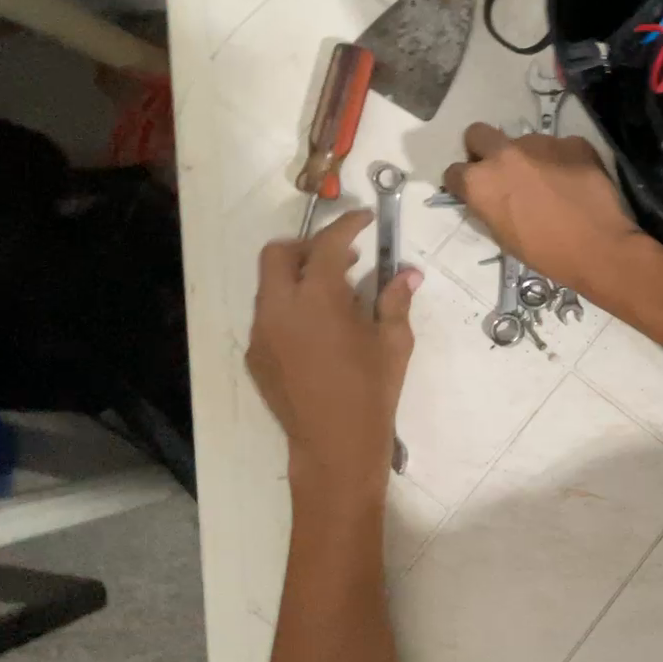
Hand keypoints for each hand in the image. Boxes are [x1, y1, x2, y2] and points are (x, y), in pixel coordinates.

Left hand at [246, 211, 419, 515]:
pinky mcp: (256, 355)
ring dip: (300, 277)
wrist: (334, 443)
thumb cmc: (373, 390)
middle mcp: (279, 309)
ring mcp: (261, 333)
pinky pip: (269, 315)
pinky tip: (322, 331)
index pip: (327, 246)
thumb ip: (396, 301)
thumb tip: (407, 273)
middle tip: (344, 258)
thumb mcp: (395, 342)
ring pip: (269, 285)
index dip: (348, 226)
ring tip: (338, 296)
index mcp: (317, 300)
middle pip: (277, 254)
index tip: (365, 218)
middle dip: (308, 246)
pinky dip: (292, 306)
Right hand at [442, 123, 643, 292]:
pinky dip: (564, 160)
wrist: (599, 247)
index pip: (455, 172)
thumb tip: (489, 197)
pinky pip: (561, 146)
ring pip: (525, 141)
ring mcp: (540, 143)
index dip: (464, 183)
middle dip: (484, 148)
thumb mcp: (503, 237)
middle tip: (503, 170)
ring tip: (551, 183)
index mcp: (480, 182)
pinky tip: (575, 181)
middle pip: (479, 134)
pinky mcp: (573, 142)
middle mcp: (504, 154)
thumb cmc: (547, 253)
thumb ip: (489, 207)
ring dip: (531, 157)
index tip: (477, 191)